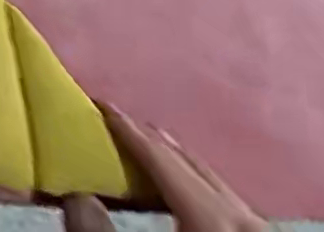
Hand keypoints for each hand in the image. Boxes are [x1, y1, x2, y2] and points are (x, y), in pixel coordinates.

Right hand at [63, 105, 264, 231]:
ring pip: (217, 184)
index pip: (162, 159)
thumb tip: (76, 197)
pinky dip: (201, 190)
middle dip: (151, 142)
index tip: (99, 103)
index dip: (126, 129)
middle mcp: (247, 223)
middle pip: (191, 166)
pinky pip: (232, 206)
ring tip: (146, 151)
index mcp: (213, 222)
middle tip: (115, 124)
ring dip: (177, 165)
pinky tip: (185, 197)